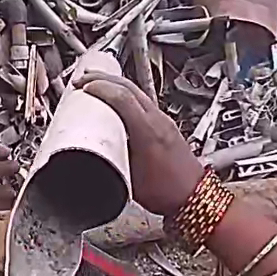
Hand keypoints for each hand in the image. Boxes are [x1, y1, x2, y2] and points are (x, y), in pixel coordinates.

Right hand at [78, 70, 203, 215]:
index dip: (99, 88)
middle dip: (103, 79)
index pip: (122, 97)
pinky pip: (143, 100)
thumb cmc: (167, 192)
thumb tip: (91, 153)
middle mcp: (158, 121)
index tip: (83, 88)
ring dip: (115, 84)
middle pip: (129, 87)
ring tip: (97, 83)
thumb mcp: (128, 179)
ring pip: (137, 91)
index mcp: (148, 131)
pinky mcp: (165, 125)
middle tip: (84, 80)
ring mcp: (163, 121)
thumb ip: (110, 162)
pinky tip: (118, 99)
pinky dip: (126, 94)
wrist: (194, 196)